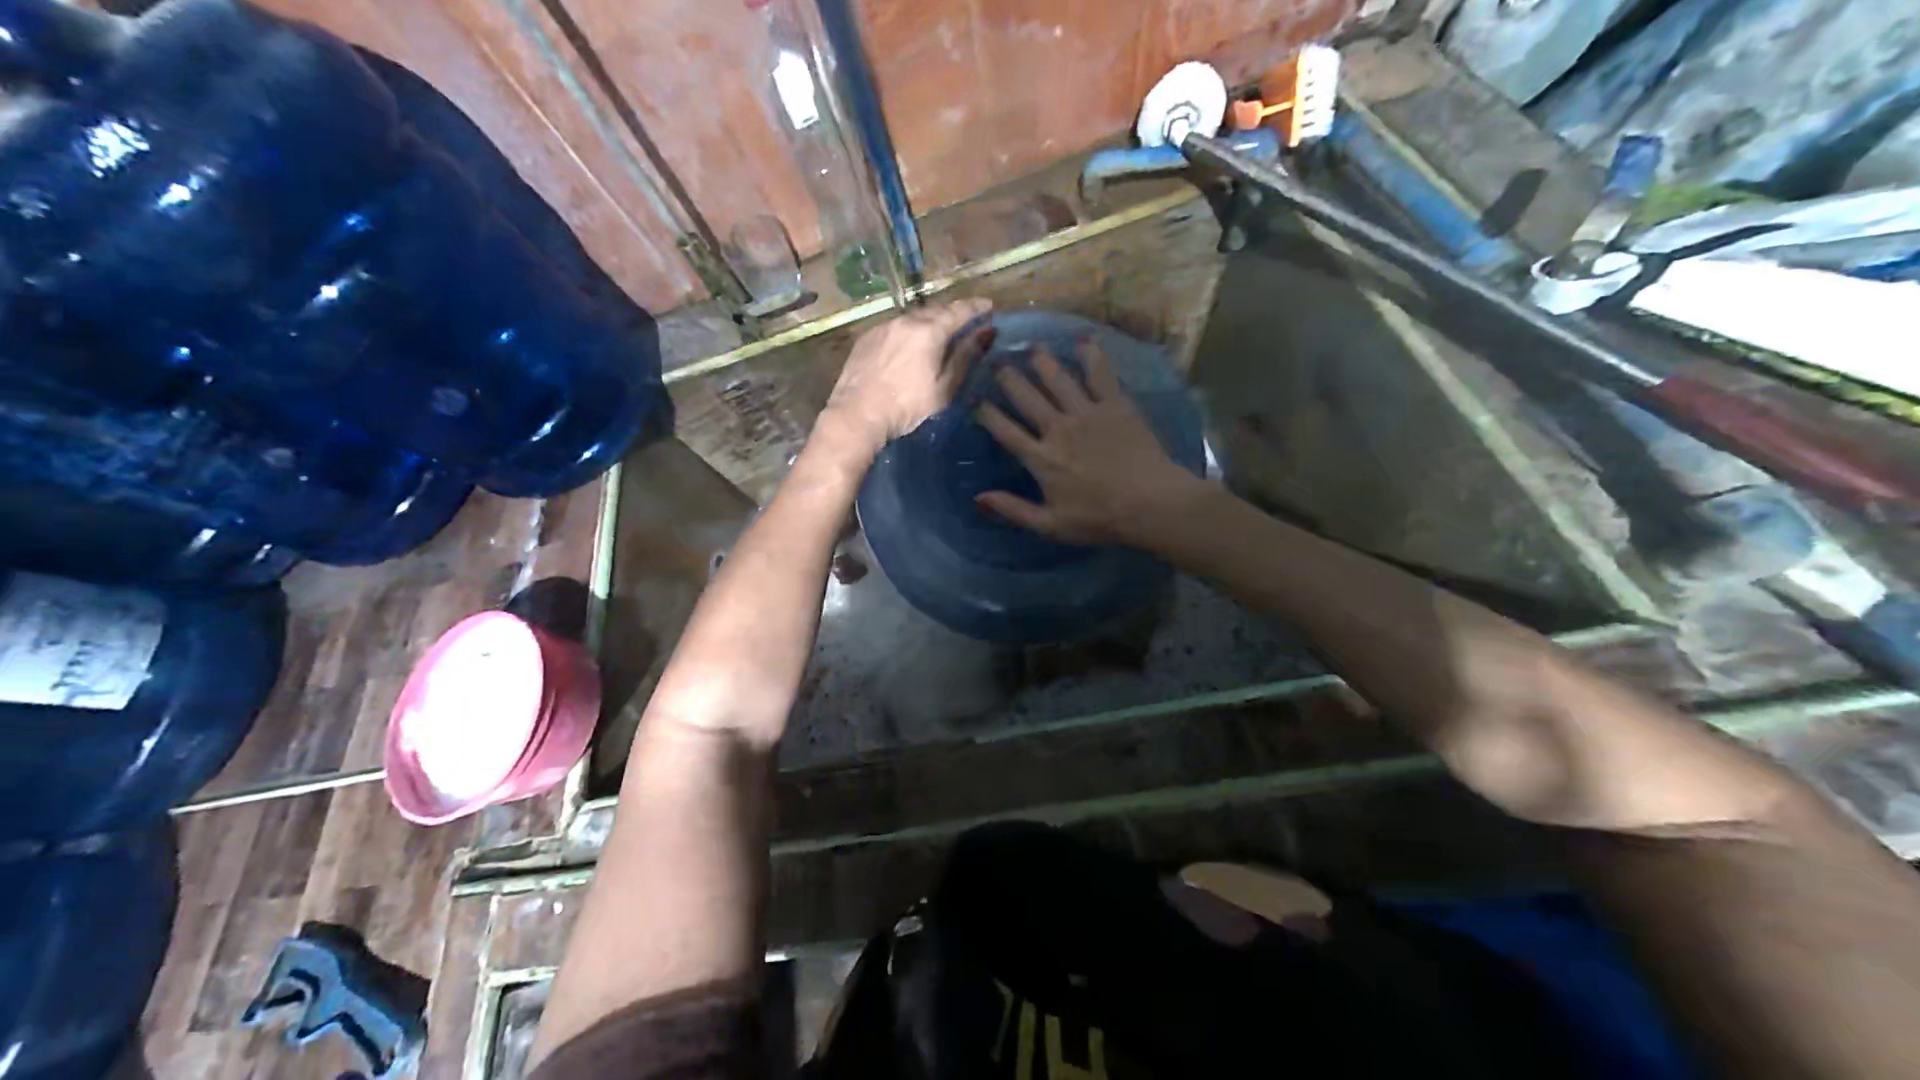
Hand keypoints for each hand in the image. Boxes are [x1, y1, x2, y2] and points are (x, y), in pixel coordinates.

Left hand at [820, 298, 994, 452]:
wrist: (857, 415)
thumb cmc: (906, 407)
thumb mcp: (944, 388)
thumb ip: (965, 357)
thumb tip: (985, 333)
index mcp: (930, 331)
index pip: (959, 311)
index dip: (976, 307)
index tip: (989, 307)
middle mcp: (906, 320)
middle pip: (936, 310)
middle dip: (952, 314)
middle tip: (964, 322)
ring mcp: (884, 326)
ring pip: (913, 317)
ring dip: (929, 322)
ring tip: (936, 334)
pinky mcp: (867, 336)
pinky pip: (895, 327)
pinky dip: (908, 331)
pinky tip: (908, 346)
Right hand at [974, 341, 1203, 544]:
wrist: (1150, 503)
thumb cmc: (1099, 519)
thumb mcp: (1050, 526)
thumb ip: (1013, 510)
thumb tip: (978, 498)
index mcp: (1041, 458)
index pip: (1005, 431)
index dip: (987, 414)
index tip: (975, 400)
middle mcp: (1058, 428)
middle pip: (1027, 397)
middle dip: (1009, 378)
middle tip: (997, 363)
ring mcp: (1087, 413)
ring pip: (1057, 379)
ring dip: (1042, 362)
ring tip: (1031, 347)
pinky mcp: (1115, 405)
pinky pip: (1099, 374)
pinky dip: (1089, 354)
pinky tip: (1081, 339)